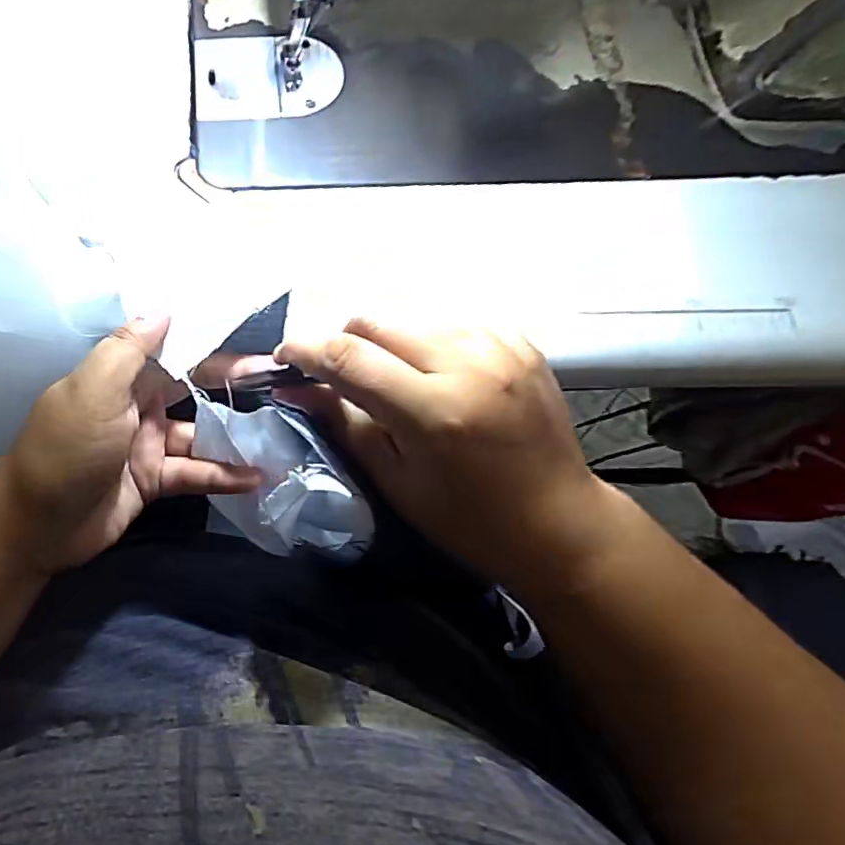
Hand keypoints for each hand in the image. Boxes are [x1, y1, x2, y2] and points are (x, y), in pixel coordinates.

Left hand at [0, 317, 260, 575]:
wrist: (36, 526)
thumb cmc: (65, 450)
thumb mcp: (92, 391)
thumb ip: (128, 350)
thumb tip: (163, 309)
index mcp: (119, 377)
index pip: (170, 349)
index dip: (207, 342)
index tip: (249, 335)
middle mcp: (135, 405)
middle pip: (190, 388)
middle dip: (230, 384)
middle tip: (278, 381)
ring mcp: (145, 445)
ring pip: (198, 434)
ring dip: (233, 437)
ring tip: (276, 438)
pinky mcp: (153, 481)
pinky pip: (193, 473)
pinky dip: (221, 475)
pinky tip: (253, 478)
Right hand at [274, 318, 619, 587]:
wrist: (559, 523)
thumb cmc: (468, 520)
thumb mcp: (395, 479)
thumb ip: (344, 423)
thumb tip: (297, 389)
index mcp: (433, 410)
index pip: (348, 357)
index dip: (306, 351)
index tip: (285, 357)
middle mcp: (467, 365)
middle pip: (375, 324)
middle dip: (345, 347)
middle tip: (338, 381)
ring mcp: (499, 348)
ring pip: (410, 322)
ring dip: (387, 347)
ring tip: (395, 386)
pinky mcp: (520, 344)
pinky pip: (450, 326)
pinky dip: (428, 347)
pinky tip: (436, 379)